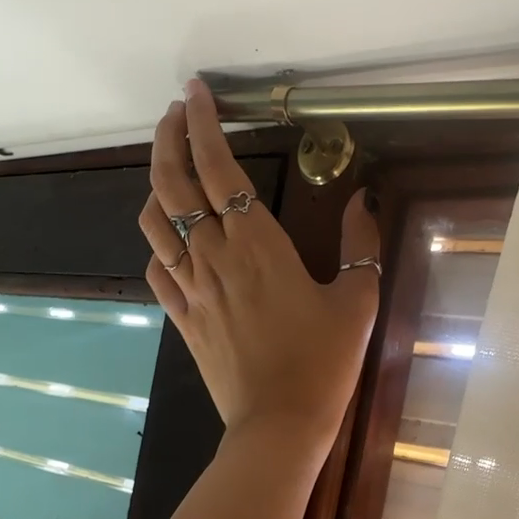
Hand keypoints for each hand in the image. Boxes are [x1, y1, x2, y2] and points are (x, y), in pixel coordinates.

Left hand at [139, 79, 380, 460]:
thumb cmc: (324, 365)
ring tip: (170, 171)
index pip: (219, 167)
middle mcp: (214, 257)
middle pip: (173, 184)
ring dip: (156, 186)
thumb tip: (364, 200)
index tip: (196, 93)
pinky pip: (157, 271)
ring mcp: (192, 290)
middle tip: (176, 116)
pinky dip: (157, 245)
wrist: (280, 425)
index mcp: (257, 244)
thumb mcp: (358, 303)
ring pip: (154, 223)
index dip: (203, 124)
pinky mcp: (184, 321)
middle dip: (168, 139)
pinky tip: (170, 242)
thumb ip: (361, 246)